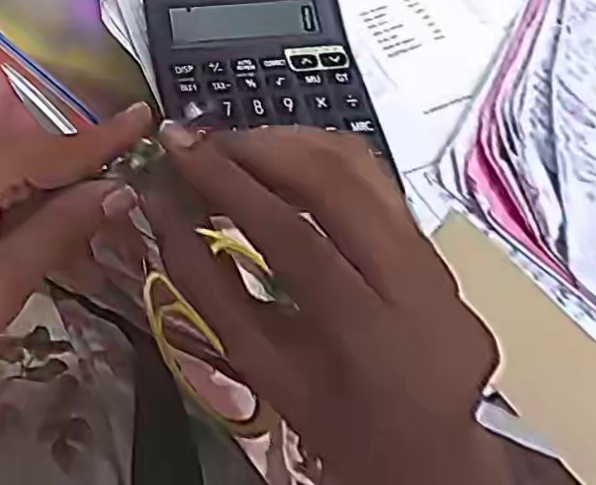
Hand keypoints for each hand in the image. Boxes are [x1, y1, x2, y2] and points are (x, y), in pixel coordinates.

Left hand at [0, 103, 153, 408]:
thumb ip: (57, 229)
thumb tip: (114, 190)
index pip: (62, 146)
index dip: (110, 137)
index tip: (149, 116)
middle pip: (44, 154)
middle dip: (88, 180)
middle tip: (136, 213)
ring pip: (23, 170)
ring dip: (59, 199)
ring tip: (101, 238)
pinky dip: (28, 206)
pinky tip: (52, 237)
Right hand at [141, 125, 506, 484]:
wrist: (433, 458)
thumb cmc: (334, 422)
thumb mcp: (256, 363)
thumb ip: (202, 278)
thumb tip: (158, 199)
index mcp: (375, 342)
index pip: (293, 238)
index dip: (225, 181)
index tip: (174, 144)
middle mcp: (424, 291)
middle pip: (335, 180)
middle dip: (254, 146)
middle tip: (199, 143)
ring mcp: (438, 262)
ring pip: (356, 163)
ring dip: (281, 142)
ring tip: (229, 151)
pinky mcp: (434, 243)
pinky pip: (366, 174)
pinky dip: (309, 155)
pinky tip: (271, 165)